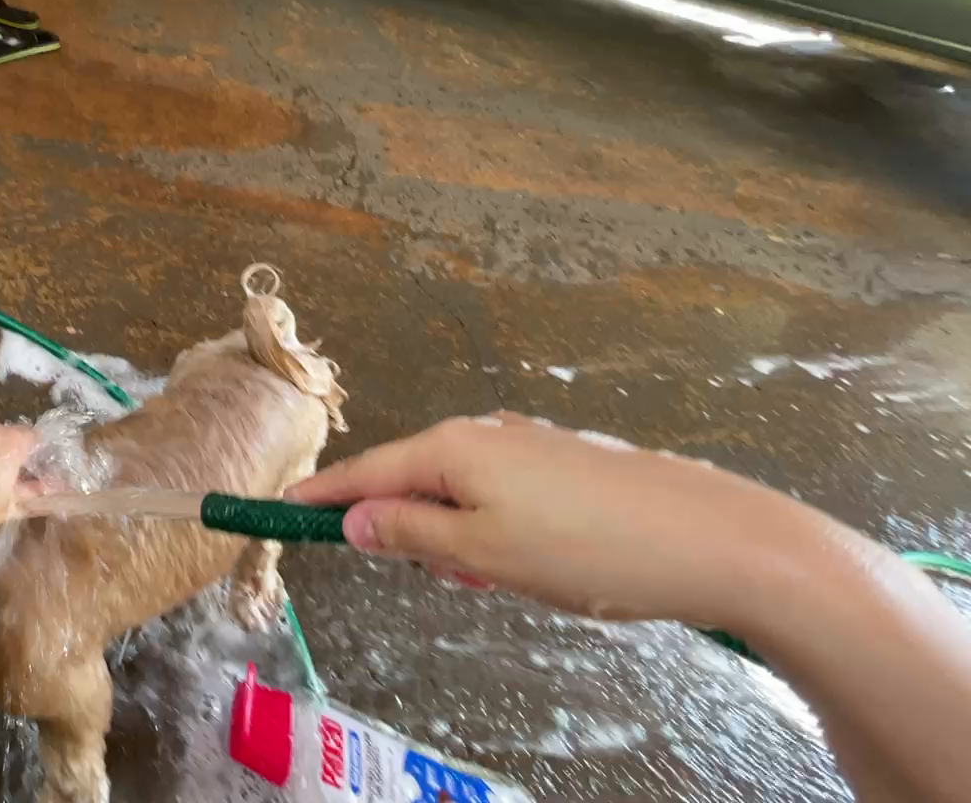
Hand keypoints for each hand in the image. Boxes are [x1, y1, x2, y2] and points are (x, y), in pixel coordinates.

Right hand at [286, 412, 879, 629]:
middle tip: (442, 576)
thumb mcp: (481, 553)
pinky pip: (500, 490)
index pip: (364, 472)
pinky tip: (536, 556)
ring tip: (501, 577)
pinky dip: (493, 523)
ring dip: (457, 532)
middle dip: (408, 526)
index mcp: (450, 449)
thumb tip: (350, 520)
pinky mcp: (566, 459)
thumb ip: (406, 533)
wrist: (728, 539)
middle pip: (412, 479)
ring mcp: (527, 442)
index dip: (321, 495)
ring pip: (460, 489)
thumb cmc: (586, 548)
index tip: (281, 509)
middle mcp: (481, 433)